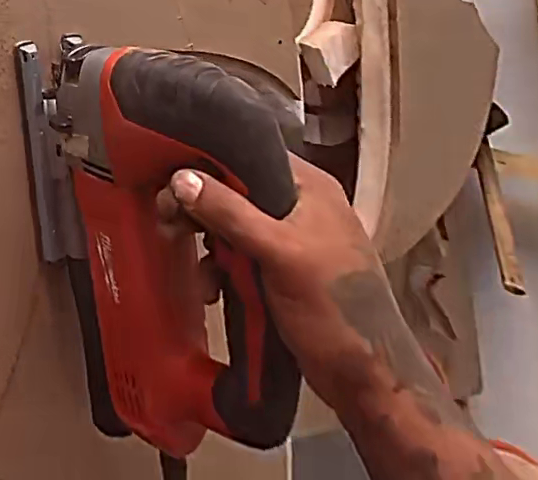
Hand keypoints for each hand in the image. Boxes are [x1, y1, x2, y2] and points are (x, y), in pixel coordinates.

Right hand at [165, 155, 423, 412]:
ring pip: (231, 221)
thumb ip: (229, 212)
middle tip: (169, 218)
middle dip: (199, 206)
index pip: (249, 153)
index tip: (172, 175)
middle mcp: (298, 203)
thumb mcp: (278, 254)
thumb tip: (180, 178)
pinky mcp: (280, 266)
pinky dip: (219, 266)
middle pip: (233, 187)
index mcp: (308, 186)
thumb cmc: (334, 307)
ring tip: (183, 253)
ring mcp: (290, 236)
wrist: (369, 384)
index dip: (207, 160)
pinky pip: (237, 251)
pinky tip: (209, 286)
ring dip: (205, 240)